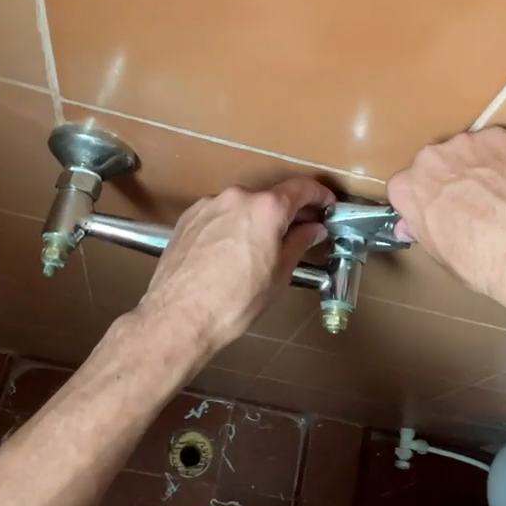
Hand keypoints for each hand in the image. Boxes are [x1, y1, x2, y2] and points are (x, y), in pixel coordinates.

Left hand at [136, 178, 334, 353]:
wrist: (179, 317)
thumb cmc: (234, 301)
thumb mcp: (279, 275)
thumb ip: (299, 243)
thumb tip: (313, 229)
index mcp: (266, 208)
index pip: (301, 188)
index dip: (319, 195)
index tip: (327, 204)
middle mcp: (237, 197)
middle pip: (270, 198)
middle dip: (286, 214)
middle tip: (298, 233)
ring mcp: (209, 205)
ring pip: (242, 207)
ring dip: (256, 221)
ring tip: (259, 249)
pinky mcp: (188, 218)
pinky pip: (219, 215)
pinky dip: (231, 226)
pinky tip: (230, 252)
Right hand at [387, 128, 505, 306]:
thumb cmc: (479, 261)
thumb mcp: (439, 255)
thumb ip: (422, 229)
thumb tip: (410, 224)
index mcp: (407, 188)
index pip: (408, 187)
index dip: (426, 199)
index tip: (440, 210)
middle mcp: (430, 159)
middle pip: (436, 163)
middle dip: (450, 178)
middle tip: (473, 202)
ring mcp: (464, 144)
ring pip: (467, 150)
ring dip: (478, 166)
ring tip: (500, 193)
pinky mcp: (498, 137)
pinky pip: (497, 144)